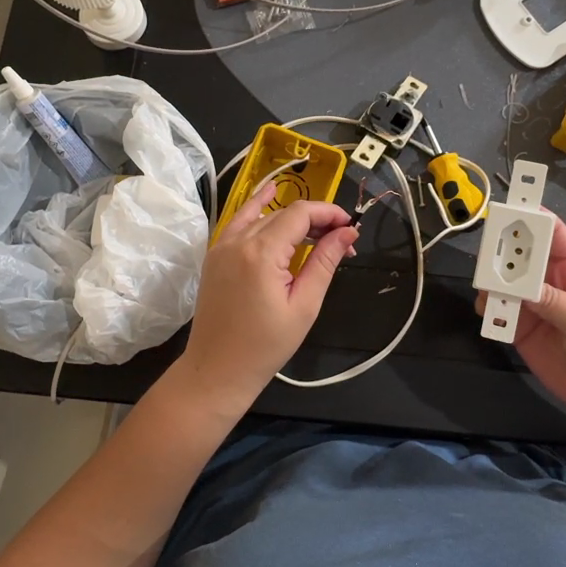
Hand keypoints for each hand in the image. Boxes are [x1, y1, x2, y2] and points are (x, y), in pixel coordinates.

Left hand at [178, 182, 358, 404]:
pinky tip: (270, 196)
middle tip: (341, 243)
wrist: (217, 371)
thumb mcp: (304, 306)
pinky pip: (239, 222)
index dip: (328, 213)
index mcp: (261, 253)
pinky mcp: (214, 256)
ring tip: (318, 232)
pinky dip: (257, 209)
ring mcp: (221, 247)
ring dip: (291, 219)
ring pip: (262, 216)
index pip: (300, 214)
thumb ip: (324, 262)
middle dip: (315, 221)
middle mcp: (238, 241)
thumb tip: (348, 232)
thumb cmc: (265, 346)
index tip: (350, 227)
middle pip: (283, 213)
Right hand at [479, 215, 565, 415]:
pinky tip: (486, 310)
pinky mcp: (520, 329)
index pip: (554, 236)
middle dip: (505, 249)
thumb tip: (523, 285)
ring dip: (493, 280)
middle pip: (523, 256)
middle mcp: (552, 283)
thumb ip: (557, 302)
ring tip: (485, 286)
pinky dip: (488, 307)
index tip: (511, 207)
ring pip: (506, 282)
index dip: (534, 219)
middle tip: (487, 250)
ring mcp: (535, 306)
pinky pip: (498, 311)